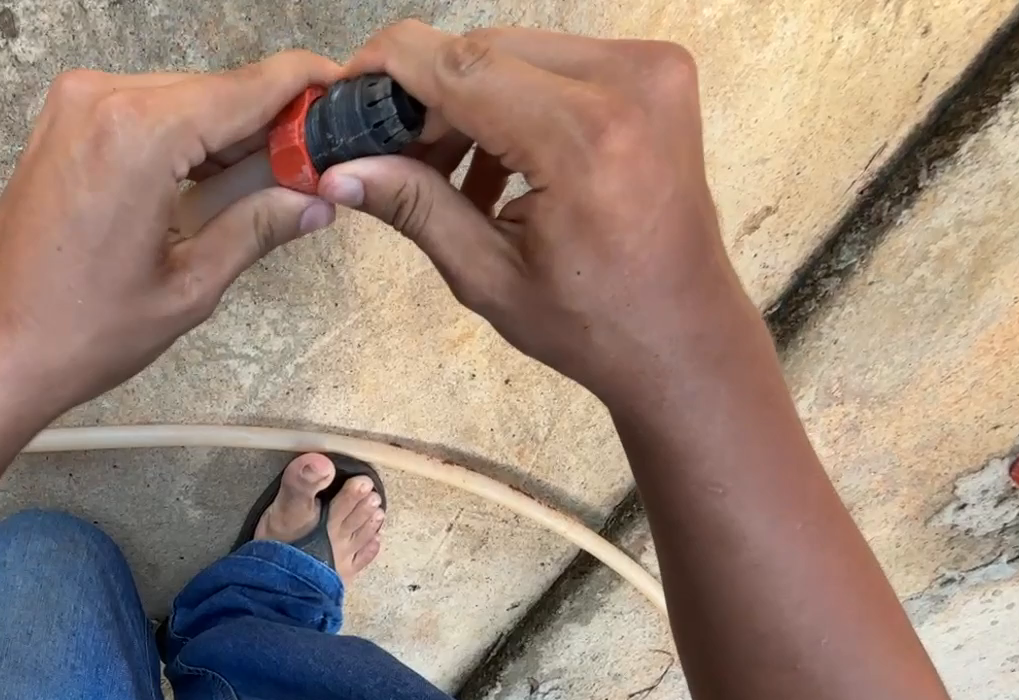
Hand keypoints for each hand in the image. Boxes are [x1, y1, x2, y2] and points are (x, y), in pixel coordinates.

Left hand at [0, 51, 341, 428]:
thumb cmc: (76, 334)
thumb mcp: (188, 288)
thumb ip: (257, 230)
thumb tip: (310, 203)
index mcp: (139, 133)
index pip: (251, 87)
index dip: (307, 91)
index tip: (343, 102)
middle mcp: (101, 100)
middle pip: (216, 91)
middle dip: (268, 126)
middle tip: (307, 175)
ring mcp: (73, 109)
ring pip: (179, 103)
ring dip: (223, 139)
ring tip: (257, 194)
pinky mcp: (60, 130)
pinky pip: (141, 117)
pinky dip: (180, 144)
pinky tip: (202, 188)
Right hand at [319, 22, 764, 410]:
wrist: (678, 332)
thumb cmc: (587, 322)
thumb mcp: (485, 275)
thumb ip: (416, 208)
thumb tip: (340, 173)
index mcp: (584, 139)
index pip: (463, 66)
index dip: (393, 67)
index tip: (347, 87)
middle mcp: (628, 80)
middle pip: (488, 49)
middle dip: (426, 95)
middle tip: (389, 153)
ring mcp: (651, 69)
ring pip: (518, 53)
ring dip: (465, 103)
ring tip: (440, 174)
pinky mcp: (655, 75)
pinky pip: (555, 67)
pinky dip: (508, 105)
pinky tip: (490, 169)